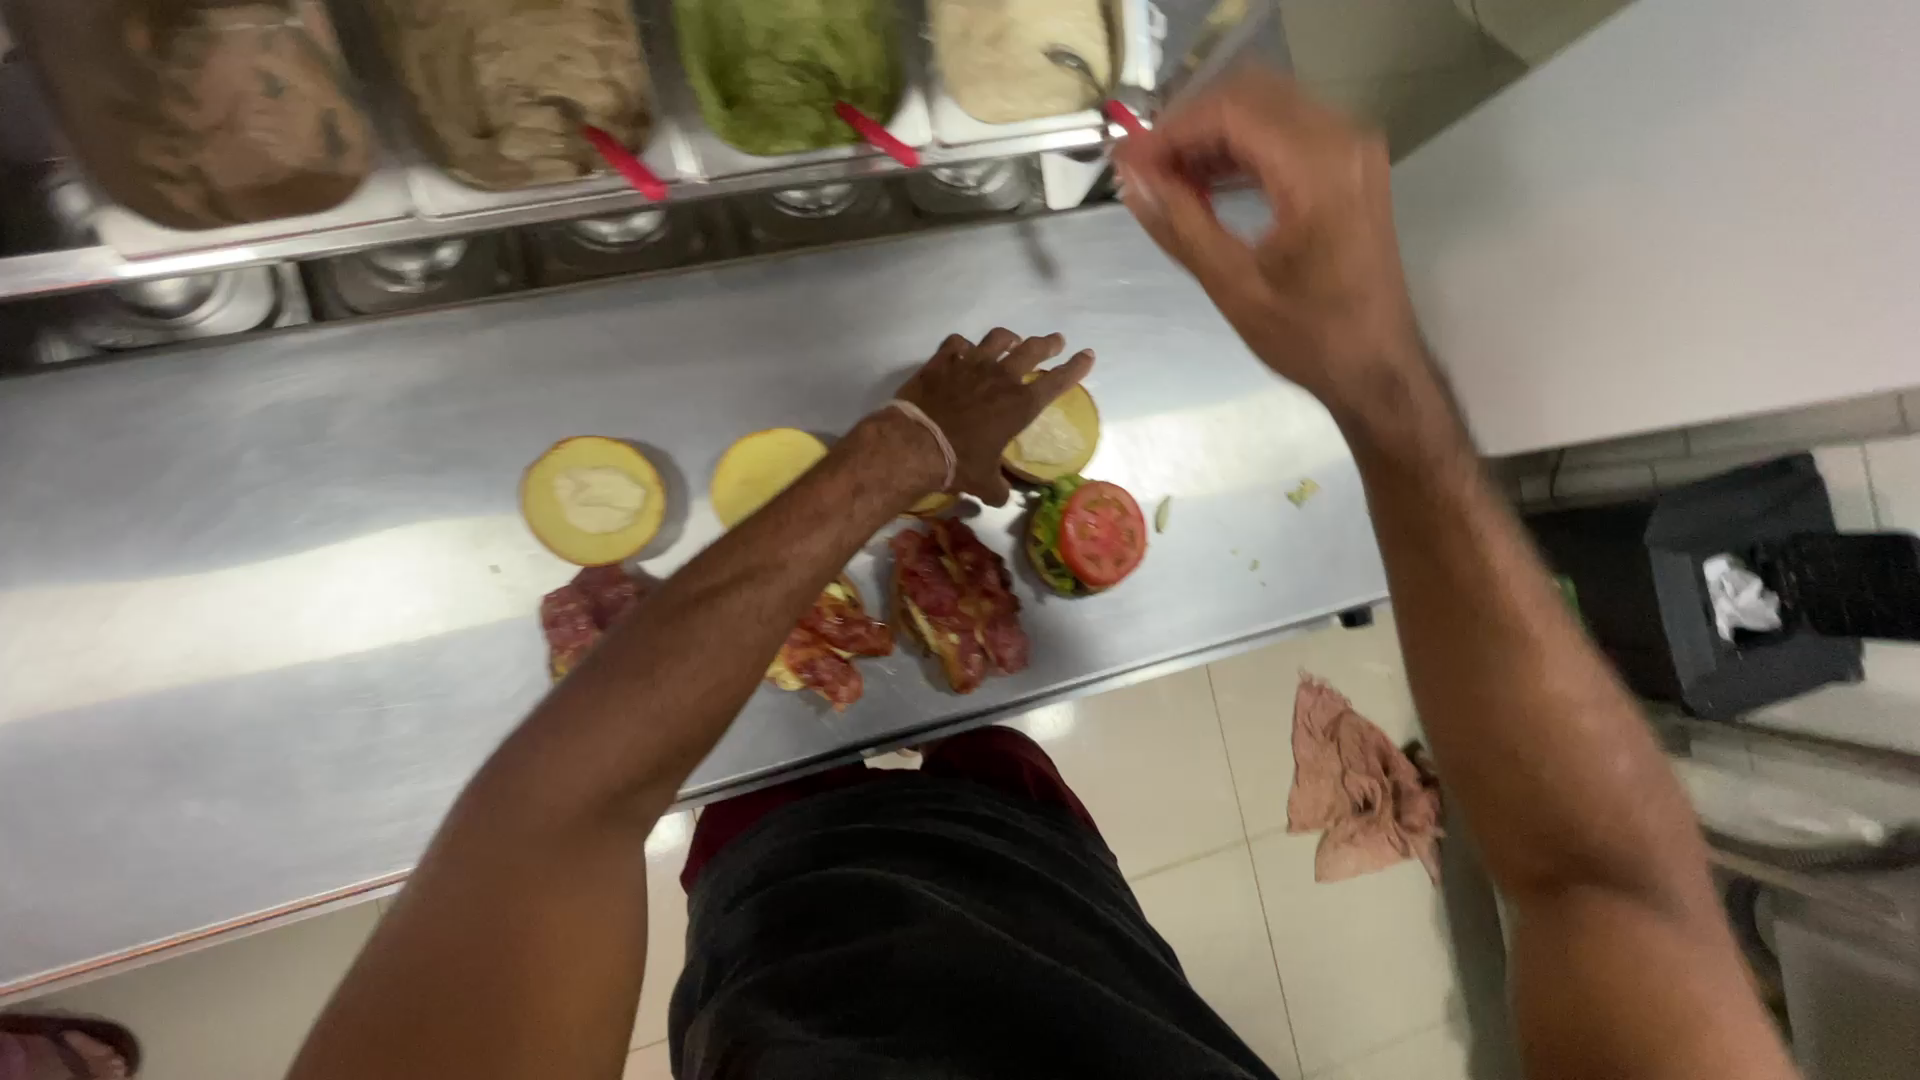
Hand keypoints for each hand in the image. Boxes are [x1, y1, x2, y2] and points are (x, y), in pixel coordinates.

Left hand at [891, 329, 1094, 505]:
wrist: (915, 444)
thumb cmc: (958, 464)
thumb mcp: (984, 484)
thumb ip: (998, 488)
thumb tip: (1001, 497)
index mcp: (1020, 405)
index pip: (1057, 381)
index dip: (1076, 367)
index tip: (1088, 355)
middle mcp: (1000, 378)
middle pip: (1032, 350)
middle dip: (1048, 344)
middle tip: (1056, 341)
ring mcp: (970, 365)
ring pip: (997, 338)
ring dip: (1009, 337)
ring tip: (1012, 340)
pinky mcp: (942, 362)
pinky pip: (956, 343)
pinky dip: (963, 345)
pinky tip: (963, 350)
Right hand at [1113, 69, 1430, 414]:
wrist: (1375, 365)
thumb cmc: (1308, 337)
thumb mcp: (1232, 286)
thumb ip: (1180, 224)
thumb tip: (1131, 180)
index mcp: (1317, 169)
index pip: (1231, 112)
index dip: (1170, 130)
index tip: (1126, 162)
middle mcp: (1342, 140)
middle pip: (1249, 97)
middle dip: (1188, 127)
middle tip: (1144, 171)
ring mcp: (1351, 149)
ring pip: (1265, 109)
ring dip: (1210, 137)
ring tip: (1166, 182)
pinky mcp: (1348, 166)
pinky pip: (1284, 132)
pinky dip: (1239, 150)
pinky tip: (1204, 184)